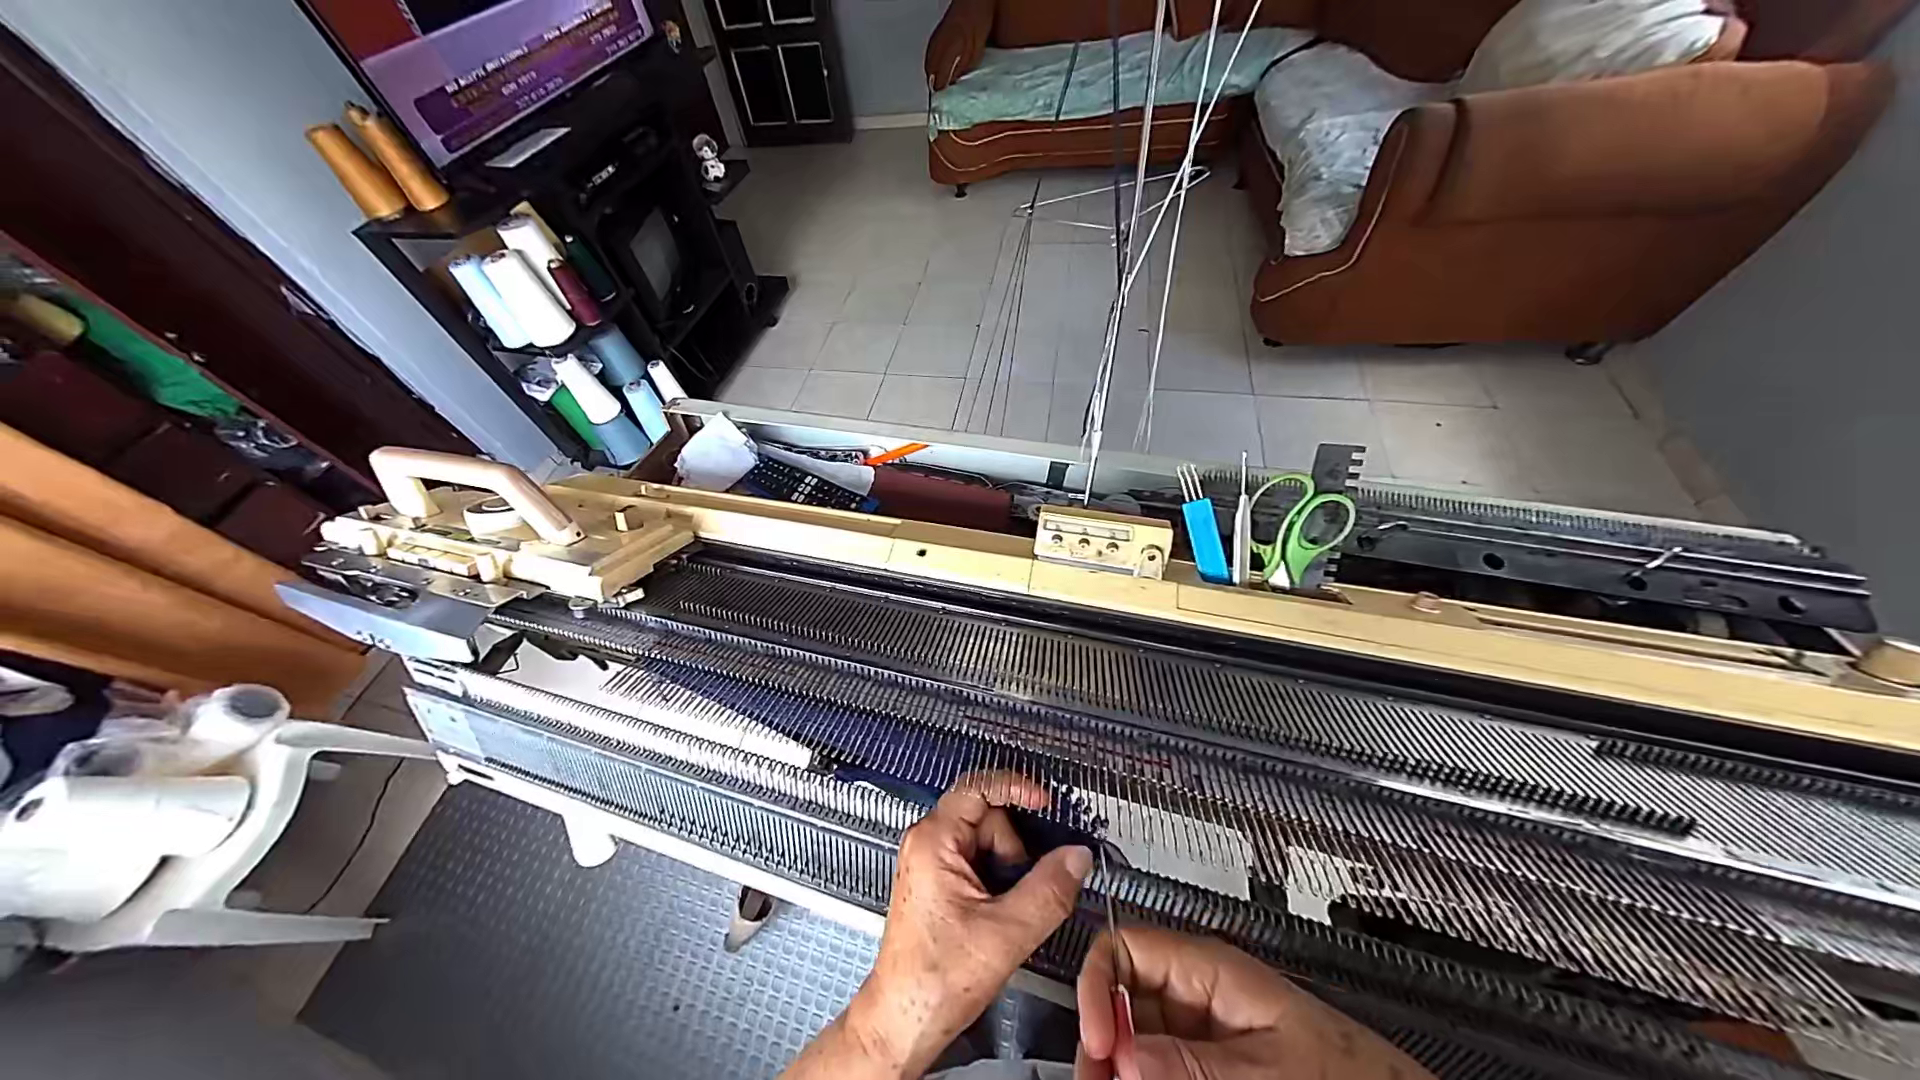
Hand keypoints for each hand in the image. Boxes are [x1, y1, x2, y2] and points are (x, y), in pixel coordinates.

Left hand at [844, 773, 1092, 1077]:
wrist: (903, 1022)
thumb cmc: (934, 981)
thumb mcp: (1005, 934)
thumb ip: (1048, 890)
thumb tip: (1077, 857)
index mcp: (933, 841)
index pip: (978, 786)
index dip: (1015, 787)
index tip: (1043, 801)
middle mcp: (926, 842)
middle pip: (987, 817)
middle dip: (1013, 848)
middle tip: (1019, 888)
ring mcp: (930, 861)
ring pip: (985, 841)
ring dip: (1006, 868)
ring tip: (1003, 911)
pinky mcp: (937, 881)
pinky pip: (977, 861)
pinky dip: (996, 879)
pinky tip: (995, 914)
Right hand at [1076, 925, 1434, 1079]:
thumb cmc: (1350, 1079)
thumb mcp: (1273, 1075)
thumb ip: (1195, 1066)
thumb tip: (1122, 1055)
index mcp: (1207, 972)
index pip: (1125, 948)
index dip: (1098, 984)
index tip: (1095, 1044)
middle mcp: (1194, 997)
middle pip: (1119, 1003)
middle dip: (1101, 1046)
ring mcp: (1199, 1037)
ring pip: (1133, 1044)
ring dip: (1119, 1071)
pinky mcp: (1205, 1068)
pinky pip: (1160, 1069)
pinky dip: (1141, 1079)